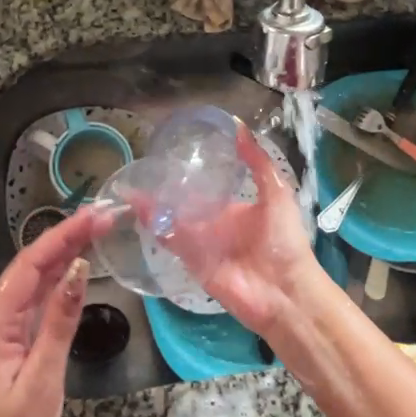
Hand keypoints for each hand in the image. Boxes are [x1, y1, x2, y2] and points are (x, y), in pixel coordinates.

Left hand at [0, 206, 106, 416]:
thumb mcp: (41, 381)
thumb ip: (60, 321)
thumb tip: (79, 267)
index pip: (30, 264)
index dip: (64, 234)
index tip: (95, 214)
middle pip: (29, 268)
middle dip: (65, 238)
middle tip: (103, 215)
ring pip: (30, 284)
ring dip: (61, 257)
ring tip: (95, 230)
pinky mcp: (2, 346)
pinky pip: (30, 305)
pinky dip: (54, 284)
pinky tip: (73, 270)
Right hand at [159, 123, 330, 334]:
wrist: (285, 292)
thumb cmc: (285, 240)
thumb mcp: (276, 192)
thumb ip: (257, 161)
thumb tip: (238, 124)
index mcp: (233, 207)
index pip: (205, 186)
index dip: (188, 171)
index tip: (168, 151)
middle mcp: (214, 223)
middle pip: (182, 202)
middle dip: (163, 188)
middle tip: (139, 166)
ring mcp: (201, 243)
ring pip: (171, 219)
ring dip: (152, 205)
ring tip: (130, 185)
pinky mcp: (192, 262)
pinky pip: (171, 242)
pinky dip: (155, 227)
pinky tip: (138, 210)